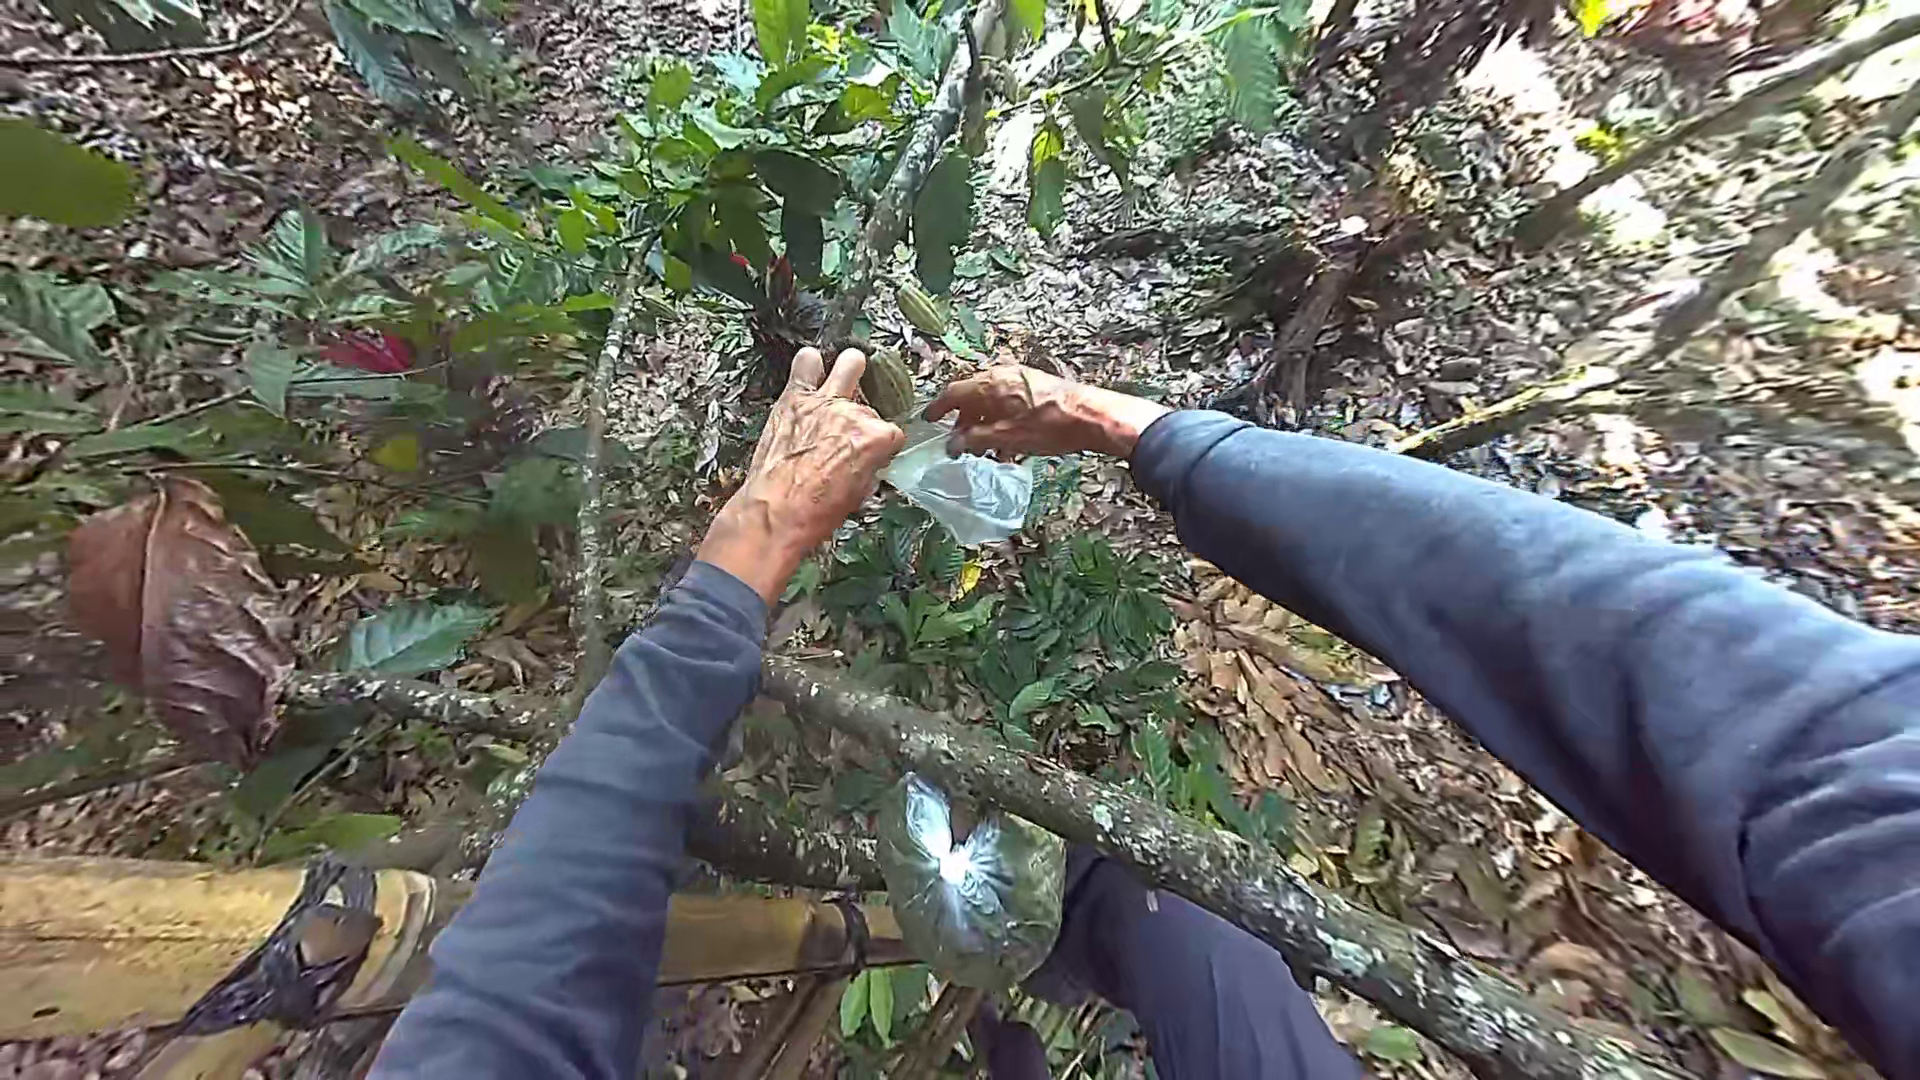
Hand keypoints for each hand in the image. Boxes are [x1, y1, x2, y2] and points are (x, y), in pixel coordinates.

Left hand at [697, 347, 906, 604]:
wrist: (777, 512)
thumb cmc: (817, 511)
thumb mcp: (859, 495)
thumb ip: (868, 467)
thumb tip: (866, 462)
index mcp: (876, 439)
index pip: (893, 433)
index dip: (884, 447)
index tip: (875, 456)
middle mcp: (854, 414)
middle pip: (870, 408)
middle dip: (863, 420)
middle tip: (850, 435)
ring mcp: (824, 401)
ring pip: (850, 364)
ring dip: (852, 369)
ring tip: (849, 374)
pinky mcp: (795, 397)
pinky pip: (807, 362)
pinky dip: (811, 364)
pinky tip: (813, 369)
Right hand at [926, 366, 1169, 459]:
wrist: (1093, 416)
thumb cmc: (1049, 426)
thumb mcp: (1007, 438)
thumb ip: (975, 439)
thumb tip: (953, 444)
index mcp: (990, 383)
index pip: (953, 392)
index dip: (939, 408)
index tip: (929, 420)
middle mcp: (1002, 375)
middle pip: (972, 397)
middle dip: (965, 421)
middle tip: (961, 442)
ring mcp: (1020, 378)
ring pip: (991, 400)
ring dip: (985, 423)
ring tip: (987, 448)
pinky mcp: (1035, 386)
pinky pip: (1008, 401)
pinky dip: (1002, 419)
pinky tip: (1009, 442)